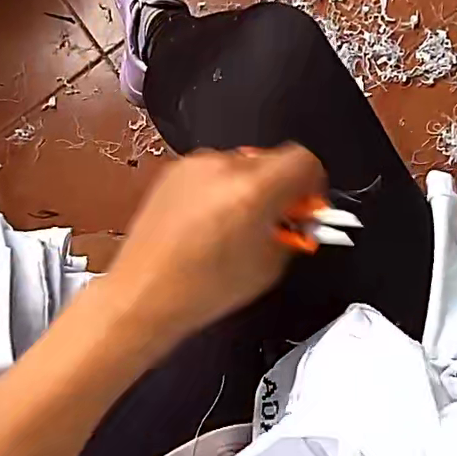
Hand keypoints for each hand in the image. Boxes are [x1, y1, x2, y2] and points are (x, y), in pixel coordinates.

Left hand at [84, 144, 326, 356]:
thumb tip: (304, 218)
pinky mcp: (175, 172)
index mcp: (253, 189)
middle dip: (282, 188)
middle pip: (275, 161)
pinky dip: (224, 190)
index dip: (313, 182)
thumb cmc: (199, 288)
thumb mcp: (270, 264)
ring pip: (245, 165)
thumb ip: (295, 232)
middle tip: (280, 219)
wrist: (143, 295)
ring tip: (242, 226)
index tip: (308, 203)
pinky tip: (217, 223)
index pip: (304, 160)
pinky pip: (216, 172)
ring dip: (252, 188)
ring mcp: (196, 167)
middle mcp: (224, 168)